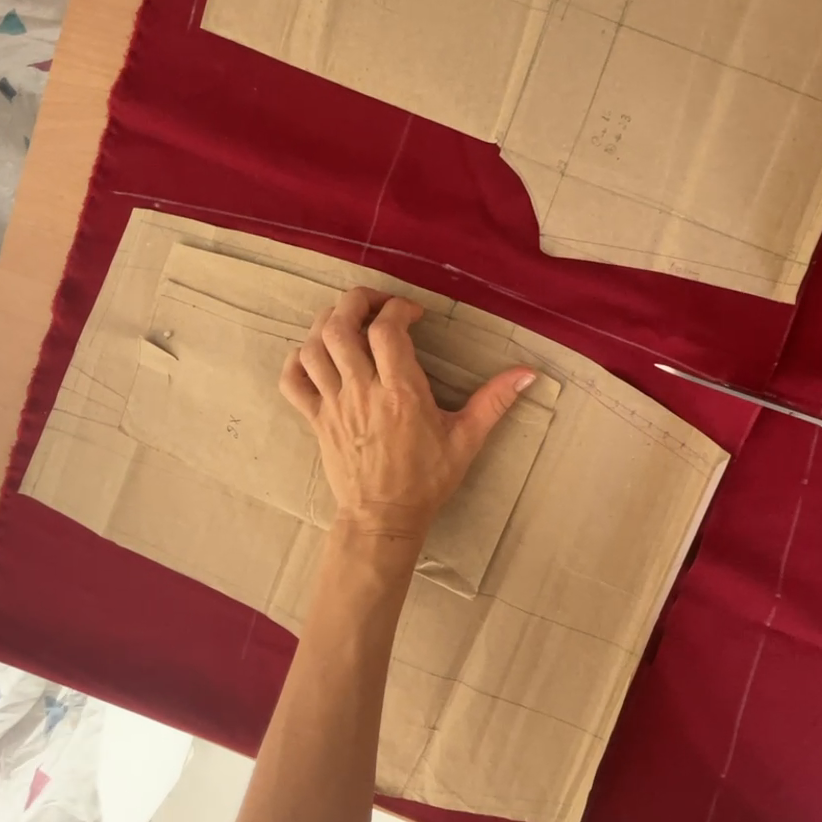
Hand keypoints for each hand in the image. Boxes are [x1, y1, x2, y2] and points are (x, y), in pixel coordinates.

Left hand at [278, 287, 536, 541]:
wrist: (383, 519)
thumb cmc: (426, 479)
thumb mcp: (467, 439)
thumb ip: (495, 401)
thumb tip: (529, 374)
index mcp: (400, 391)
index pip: (386, 329)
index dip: (398, 308)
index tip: (414, 314)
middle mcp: (362, 391)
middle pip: (340, 325)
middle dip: (356, 301)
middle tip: (376, 303)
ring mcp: (333, 404)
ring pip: (313, 347)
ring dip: (327, 323)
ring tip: (349, 322)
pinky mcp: (316, 419)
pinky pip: (292, 380)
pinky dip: (298, 358)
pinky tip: (317, 354)